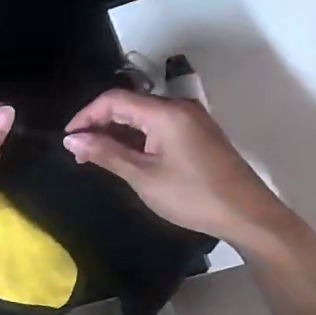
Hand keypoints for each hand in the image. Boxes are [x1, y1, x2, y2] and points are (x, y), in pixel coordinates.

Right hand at [63, 90, 293, 242]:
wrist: (247, 214)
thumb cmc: (192, 196)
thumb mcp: (143, 177)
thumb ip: (106, 154)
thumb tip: (72, 140)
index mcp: (165, 112)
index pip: (114, 99)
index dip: (86, 116)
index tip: (68, 139)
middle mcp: (178, 107)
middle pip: (129, 105)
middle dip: (100, 125)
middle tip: (80, 154)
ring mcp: (191, 120)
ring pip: (143, 117)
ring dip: (117, 133)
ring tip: (97, 159)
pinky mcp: (197, 134)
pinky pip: (158, 127)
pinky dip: (137, 139)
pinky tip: (125, 158)